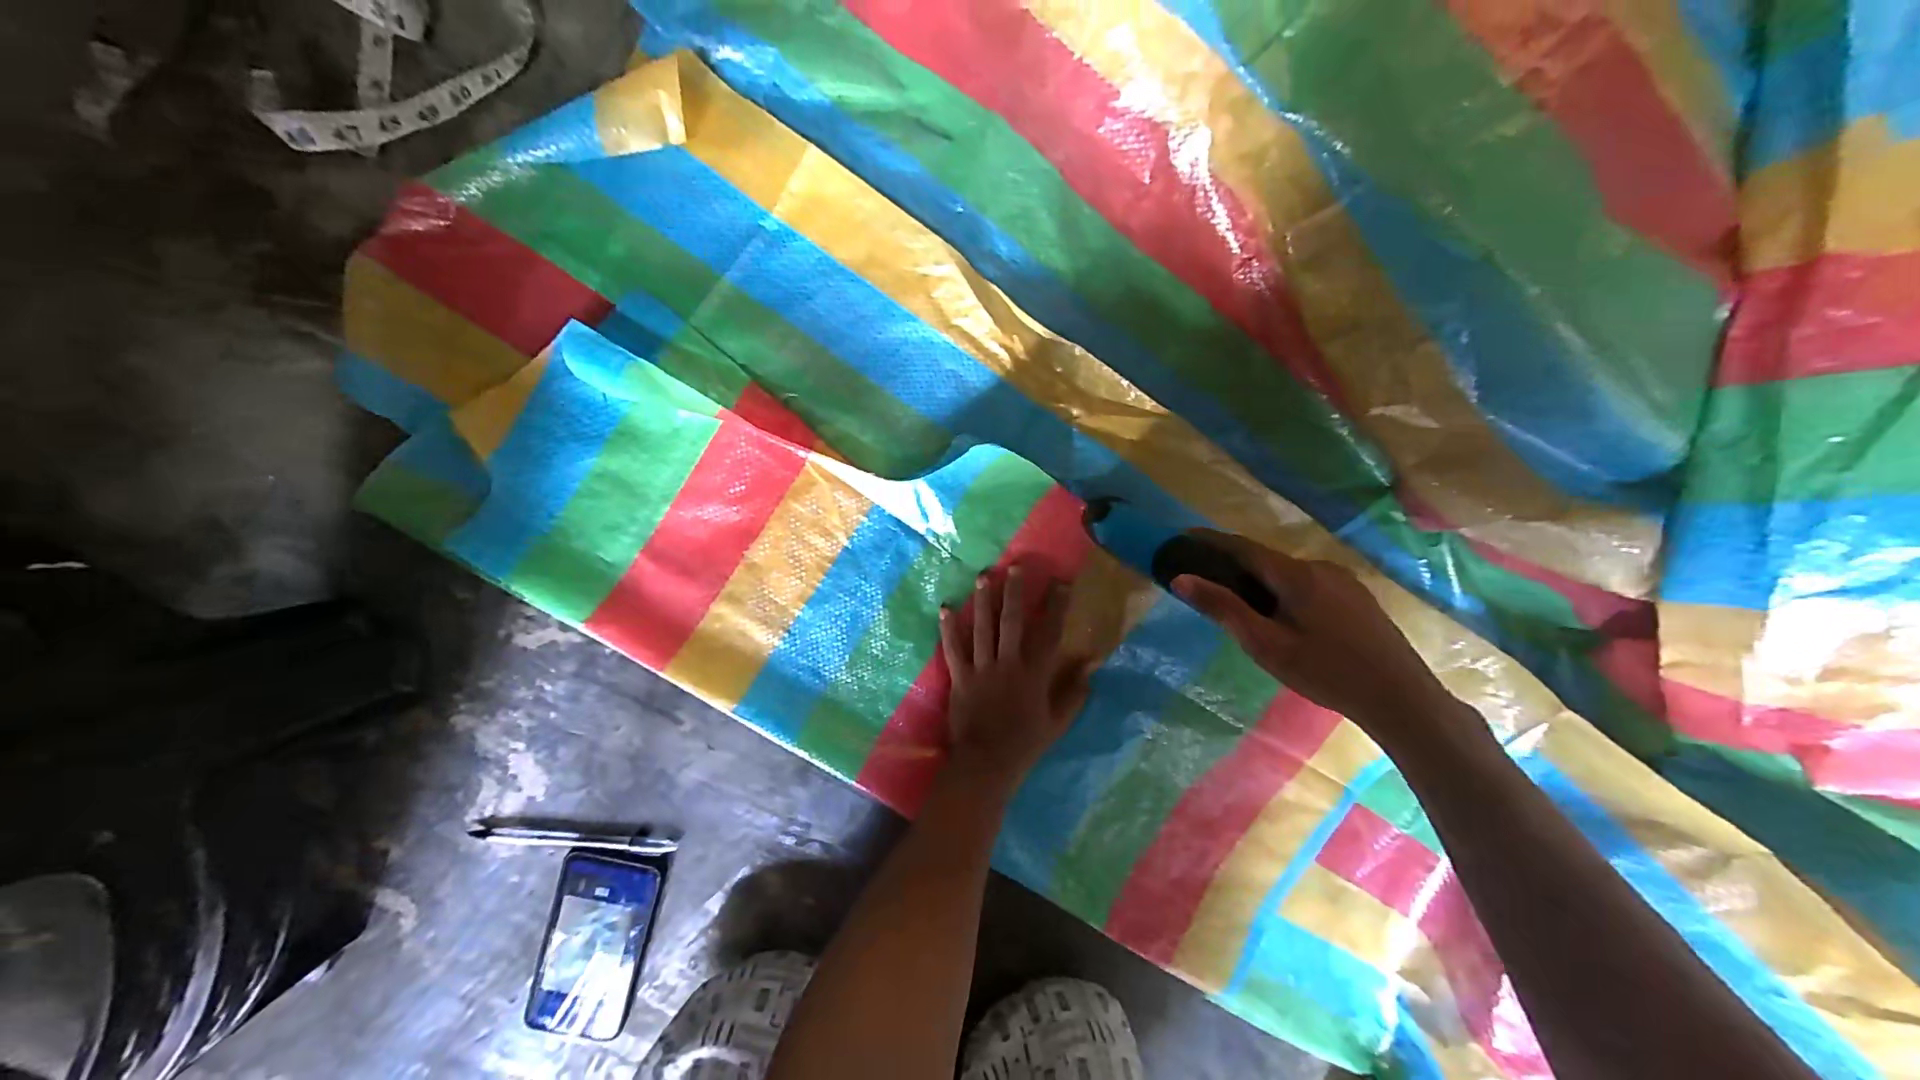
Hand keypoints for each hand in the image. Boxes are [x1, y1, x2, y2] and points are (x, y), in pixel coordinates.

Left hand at [939, 566, 1094, 788]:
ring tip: (983, 576)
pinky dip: (948, 628)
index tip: (1060, 583)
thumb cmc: (1025, 743)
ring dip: (983, 600)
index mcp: (1035, 674)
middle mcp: (1008, 664)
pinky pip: (953, 648)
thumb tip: (1090, 665)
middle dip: (1014, 592)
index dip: (1056, 606)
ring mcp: (981, 669)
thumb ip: (1074, 692)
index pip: (1049, 632)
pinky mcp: (960, 677)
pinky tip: (946, 608)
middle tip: (1015, 567)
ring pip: (982, 628)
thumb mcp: (1057, 722)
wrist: (986, 763)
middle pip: (1011, 621)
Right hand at [1171, 530, 1464, 753]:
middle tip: (1203, 582)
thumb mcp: (1266, 644)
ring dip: (1258, 582)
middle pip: (1265, 560)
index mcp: (1295, 575)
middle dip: (1232, 565)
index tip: (1181, 538)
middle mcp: (1320, 567)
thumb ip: (1224, 608)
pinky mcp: (1357, 597)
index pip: (1242, 547)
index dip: (1209, 541)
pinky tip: (1280, 618)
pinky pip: (1307, 585)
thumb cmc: (1326, 672)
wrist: (1401, 698)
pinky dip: (1282, 591)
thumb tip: (1182, 579)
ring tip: (1237, 604)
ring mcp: (1343, 581)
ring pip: (1287, 574)